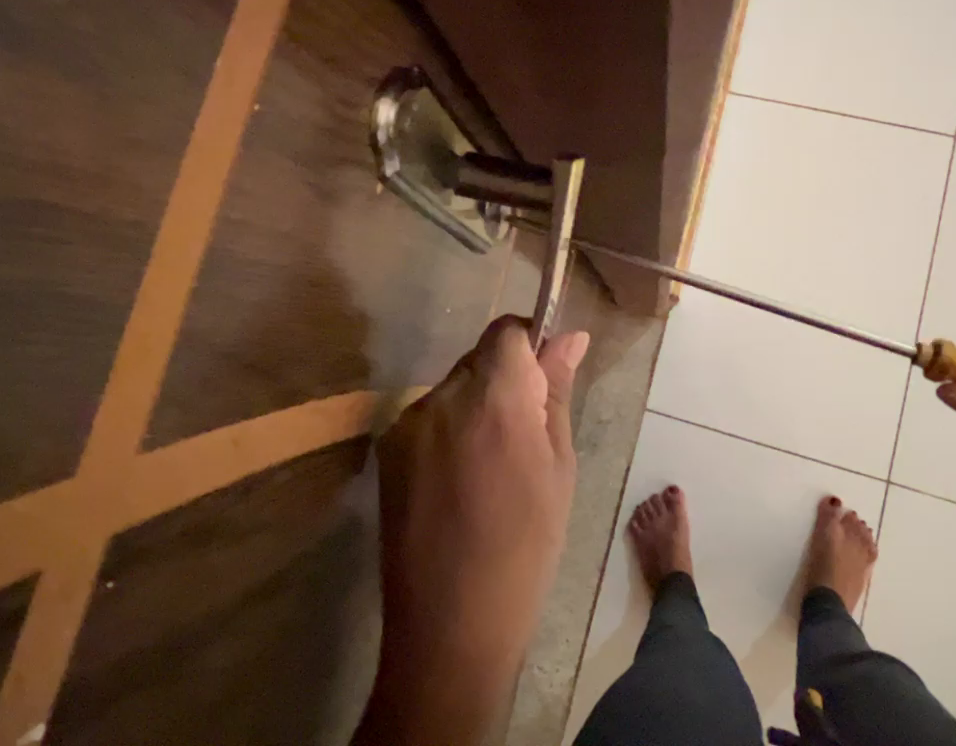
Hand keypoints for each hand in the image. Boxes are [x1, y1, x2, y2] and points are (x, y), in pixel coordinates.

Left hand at [356, 315, 588, 744]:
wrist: (451, 623)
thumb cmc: (526, 548)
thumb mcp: (557, 468)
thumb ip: (555, 393)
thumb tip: (569, 338)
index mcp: (492, 399)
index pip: (508, 331)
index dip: (532, 342)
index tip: (548, 375)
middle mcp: (440, 398)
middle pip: (479, 358)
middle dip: (506, 377)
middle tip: (526, 432)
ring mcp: (406, 424)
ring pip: (452, 387)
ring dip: (477, 405)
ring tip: (492, 466)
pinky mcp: (387, 450)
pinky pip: (428, 418)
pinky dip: (450, 430)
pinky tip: (460, 481)